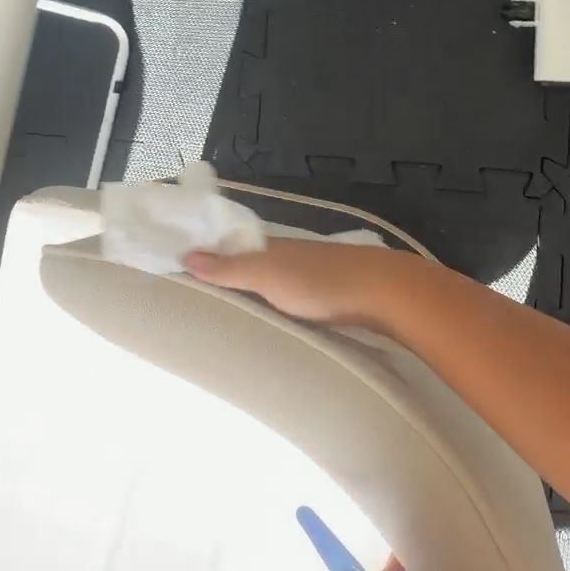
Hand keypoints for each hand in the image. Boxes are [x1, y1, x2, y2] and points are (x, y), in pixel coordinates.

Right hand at [181, 238, 416, 324]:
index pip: (236, 248)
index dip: (214, 257)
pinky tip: (282, 323)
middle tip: (207, 304)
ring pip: (281, 284)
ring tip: (239, 318)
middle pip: (258, 265)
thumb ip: (230, 268)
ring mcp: (317, 276)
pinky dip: (285, 308)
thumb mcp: (268, 275)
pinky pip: (300, 301)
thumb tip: (185, 254)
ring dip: (262, 296)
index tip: (187, 272)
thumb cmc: (321, 282)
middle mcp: (294, 256)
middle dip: (236, 279)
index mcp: (276, 247)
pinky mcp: (335, 297)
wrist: (384, 293)